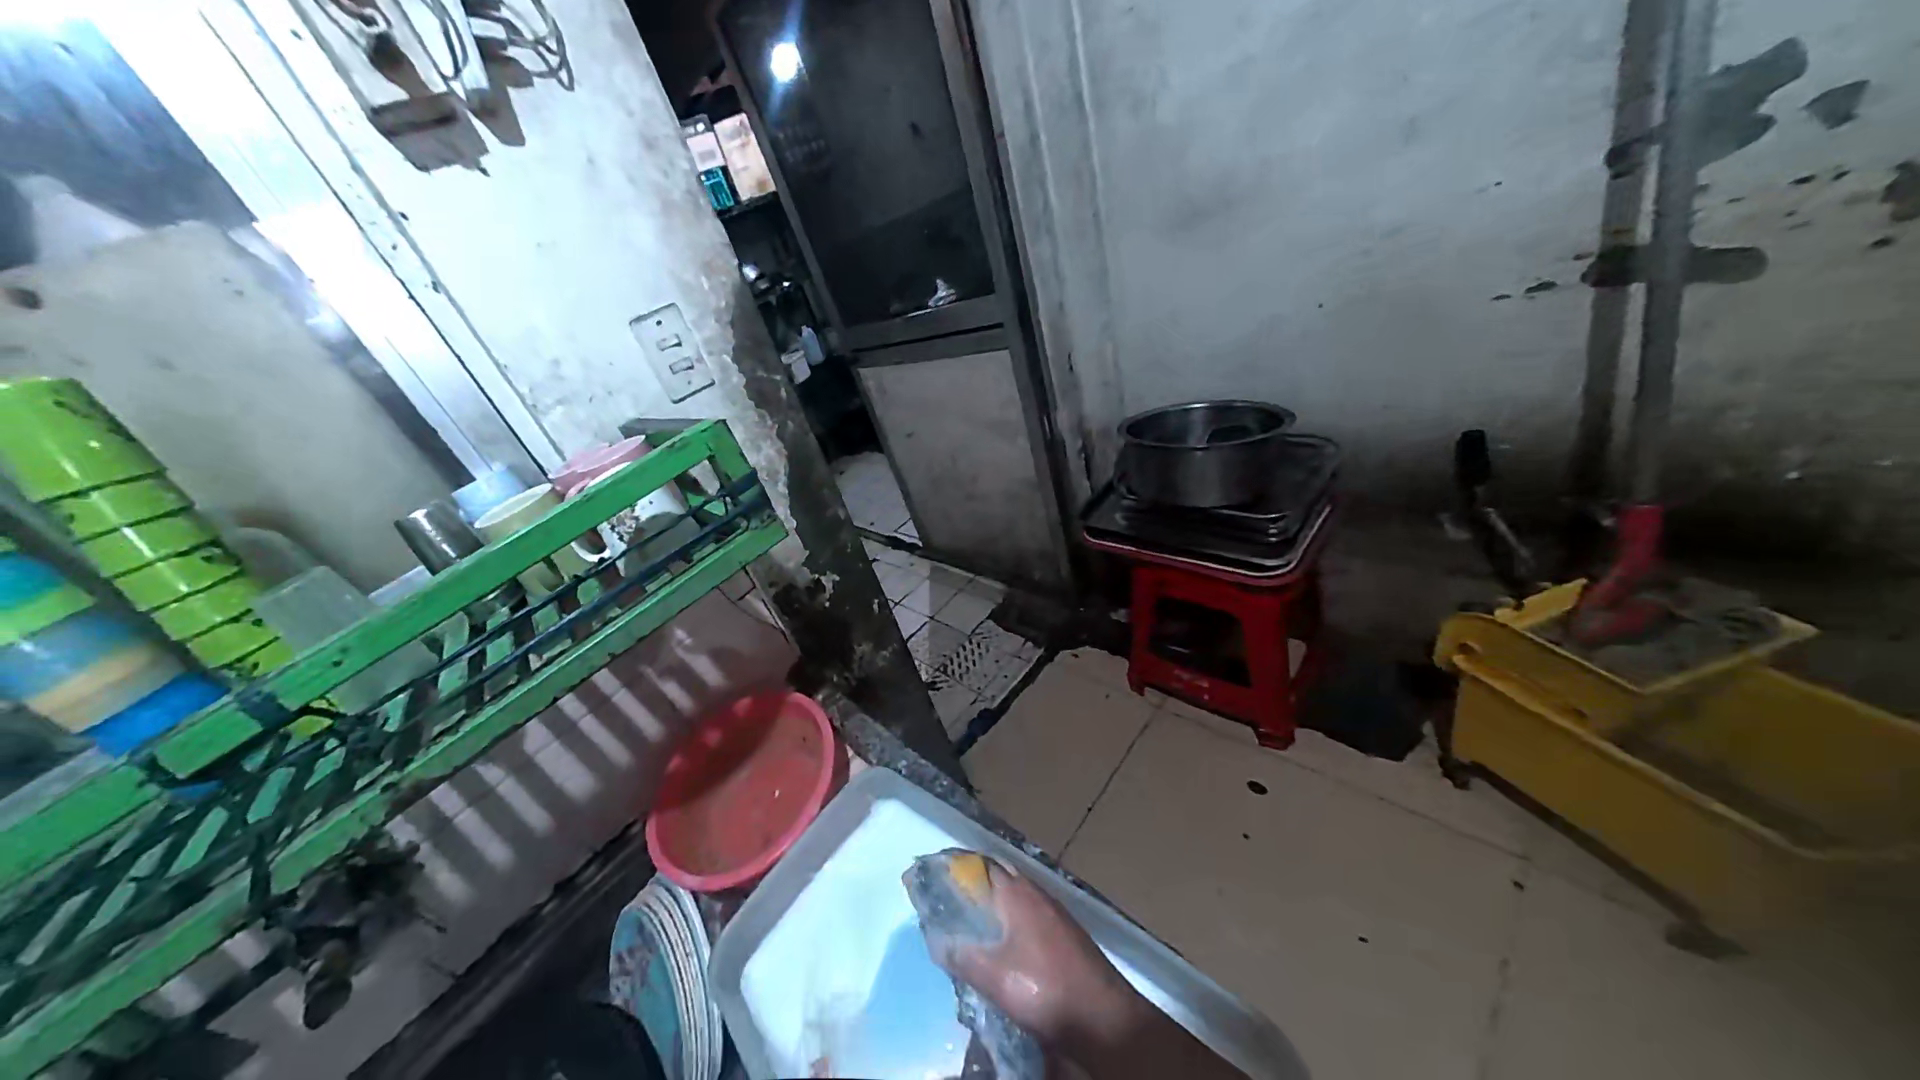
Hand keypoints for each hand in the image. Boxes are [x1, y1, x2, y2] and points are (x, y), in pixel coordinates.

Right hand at [921, 858, 1142, 1048]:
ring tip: (967, 917)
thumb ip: (961, 955)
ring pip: (1014, 893)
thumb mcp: (994, 977)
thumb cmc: (1046, 989)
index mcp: (1017, 892)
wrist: (1104, 1017)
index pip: (978, 862)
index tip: (930, 873)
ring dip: (990, 898)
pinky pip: (1027, 911)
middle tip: (945, 896)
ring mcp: (1054, 911)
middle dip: (970, 880)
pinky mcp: (1064, 932)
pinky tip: (1001, 940)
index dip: (953, 865)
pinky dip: (1007, 915)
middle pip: (997, 874)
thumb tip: (936, 938)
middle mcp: (1036, 892)